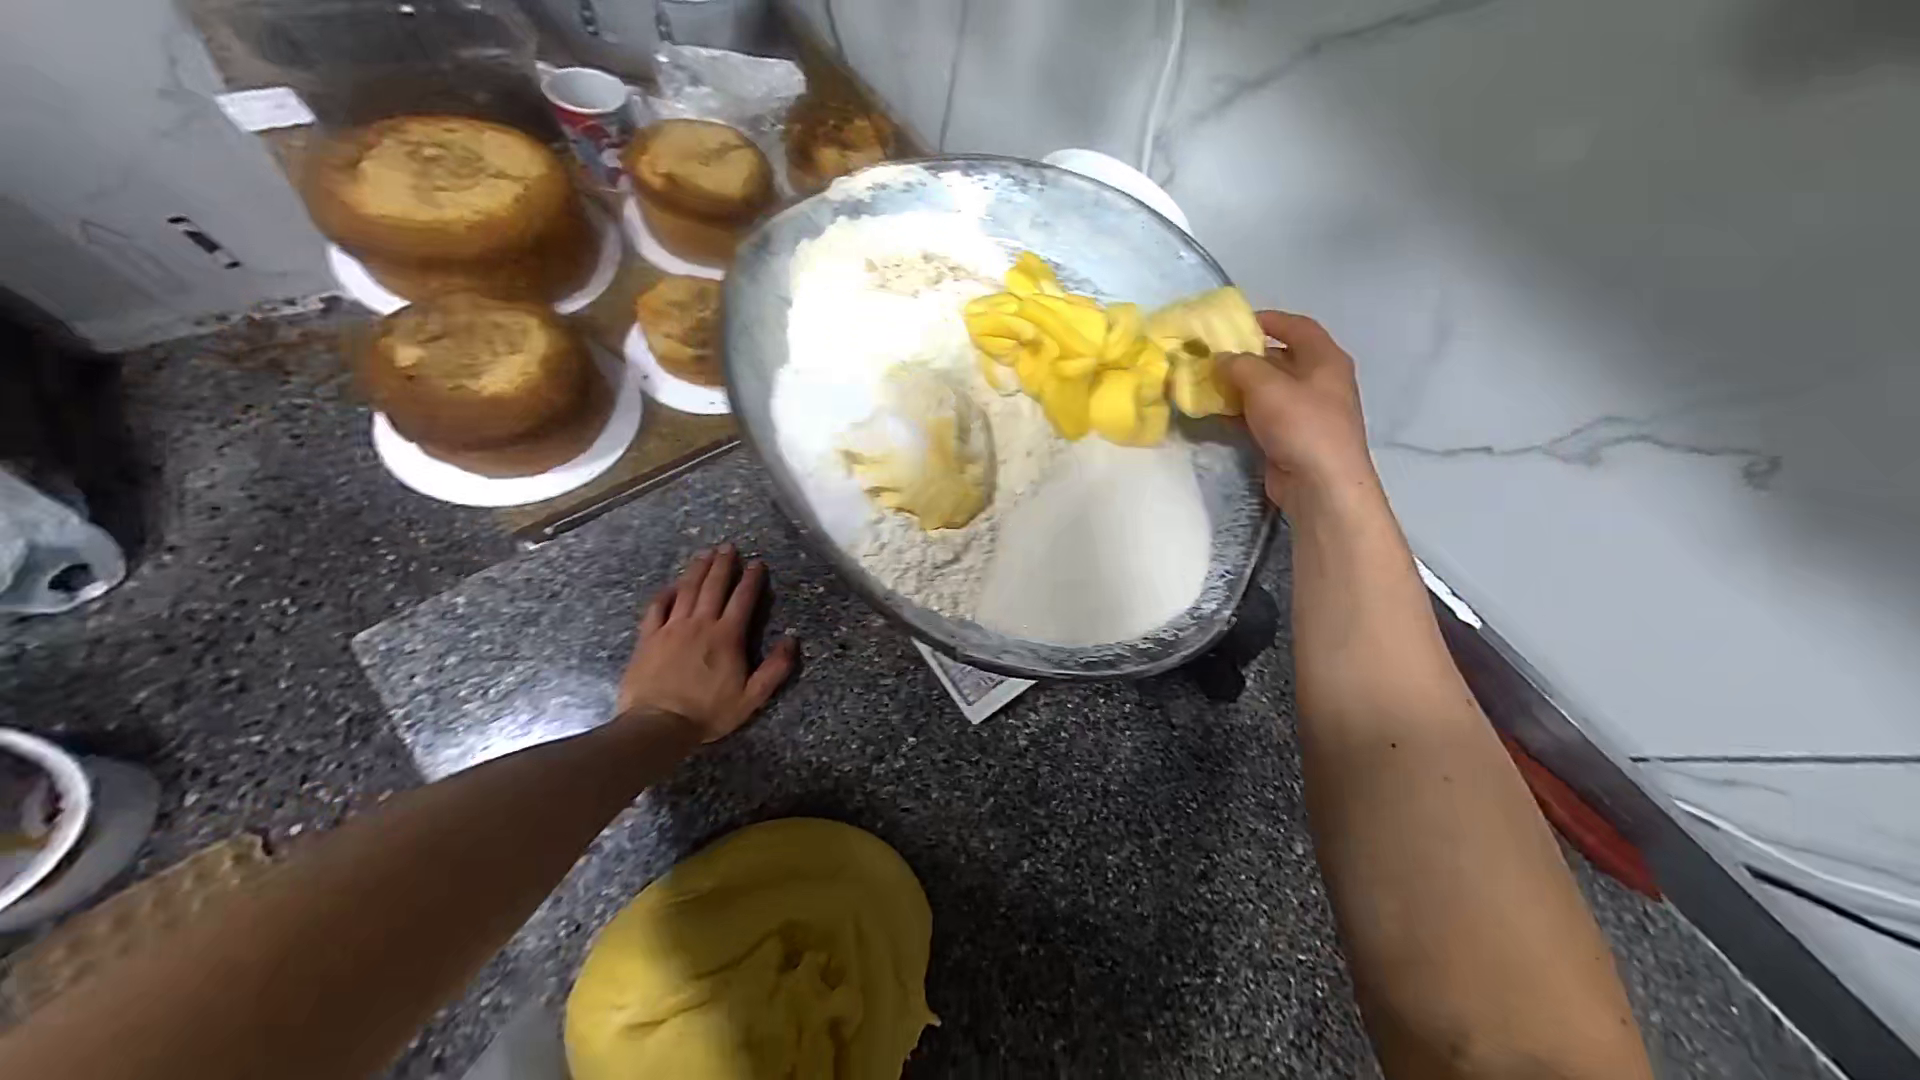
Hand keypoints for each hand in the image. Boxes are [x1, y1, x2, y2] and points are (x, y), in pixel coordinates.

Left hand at [615, 545, 798, 742]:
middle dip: (724, 564)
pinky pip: (657, 607)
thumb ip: (775, 669)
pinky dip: (666, 592)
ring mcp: (672, 628)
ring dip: (698, 569)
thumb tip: (792, 639)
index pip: (743, 599)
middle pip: (714, 586)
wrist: (658, 724)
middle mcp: (700, 624)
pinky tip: (672, 585)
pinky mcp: (649, 637)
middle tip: (729, 547)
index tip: (757, 563)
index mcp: (727, 636)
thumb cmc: (708, 712)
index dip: (752, 579)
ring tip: (705, 553)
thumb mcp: (752, 698)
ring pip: (687, 589)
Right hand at [1223, 311, 1378, 510]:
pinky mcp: (1291, 437)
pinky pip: (1262, 415)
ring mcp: (1306, 411)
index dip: (1268, 319)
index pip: (1297, 326)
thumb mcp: (1265, 386)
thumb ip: (1239, 365)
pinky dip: (1241, 411)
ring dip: (1239, 386)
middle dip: (1246, 356)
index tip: (1234, 323)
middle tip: (1213, 357)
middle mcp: (1319, 381)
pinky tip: (1218, 413)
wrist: (1320, 483)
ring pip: (1268, 389)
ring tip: (1208, 385)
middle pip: (1280, 358)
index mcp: (1324, 359)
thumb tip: (1220, 359)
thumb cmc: (1300, 424)